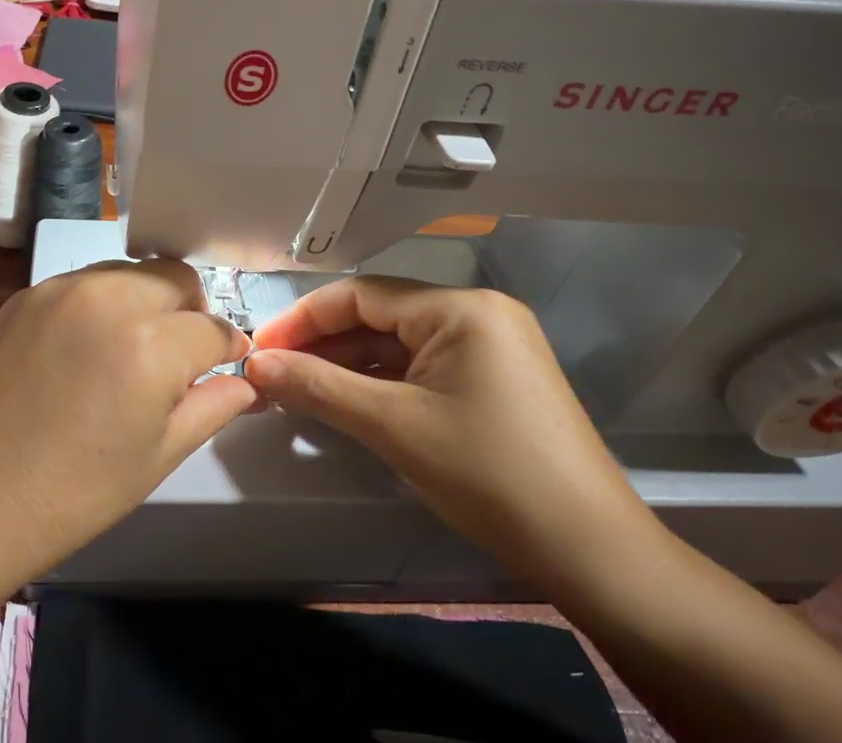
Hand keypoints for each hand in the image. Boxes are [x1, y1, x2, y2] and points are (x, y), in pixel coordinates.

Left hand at [0, 259, 252, 587]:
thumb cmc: (76, 493)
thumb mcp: (160, 454)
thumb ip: (213, 405)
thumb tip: (247, 382)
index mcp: (151, 344)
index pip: (214, 327)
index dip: (226, 351)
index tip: (224, 370)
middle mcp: (109, 299)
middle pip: (176, 278)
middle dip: (189, 312)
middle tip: (176, 359)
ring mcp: (61, 290)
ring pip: (130, 273)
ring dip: (146, 302)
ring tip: (129, 352)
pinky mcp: (27, 294)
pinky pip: (85, 283)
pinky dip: (102, 305)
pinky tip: (85, 350)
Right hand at [245, 278, 655, 582]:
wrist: (587, 547)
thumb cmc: (487, 474)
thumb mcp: (393, 425)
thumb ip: (318, 387)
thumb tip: (254, 364)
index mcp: (461, 308)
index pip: (360, 294)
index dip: (301, 319)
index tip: (257, 350)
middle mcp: (478, 313)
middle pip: (379, 315)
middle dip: (321, 344)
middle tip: (270, 375)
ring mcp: (490, 346)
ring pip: (398, 343)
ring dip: (346, 365)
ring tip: (296, 390)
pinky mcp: (493, 379)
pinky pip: (421, 367)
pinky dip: (380, 382)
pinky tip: (344, 401)